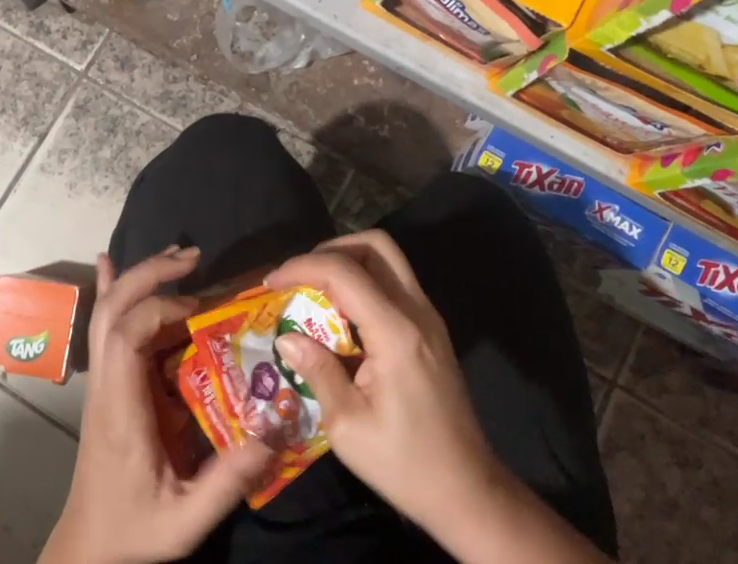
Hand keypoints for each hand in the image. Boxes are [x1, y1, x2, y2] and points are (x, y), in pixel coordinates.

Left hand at [41, 246, 270, 563]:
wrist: (88, 549)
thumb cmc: (134, 531)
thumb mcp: (186, 520)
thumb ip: (228, 480)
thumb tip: (274, 431)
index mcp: (120, 411)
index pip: (124, 338)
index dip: (157, 310)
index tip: (198, 308)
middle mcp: (105, 387)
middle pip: (112, 312)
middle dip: (148, 275)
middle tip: (194, 258)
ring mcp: (102, 384)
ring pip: (107, 314)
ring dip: (139, 279)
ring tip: (181, 258)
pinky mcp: (108, 387)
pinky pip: (106, 330)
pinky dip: (110, 291)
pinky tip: (110, 263)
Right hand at [265, 231, 499, 529]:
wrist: (467, 490)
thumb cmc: (404, 464)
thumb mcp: (347, 426)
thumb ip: (317, 371)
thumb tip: (286, 336)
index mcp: (395, 333)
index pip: (344, 272)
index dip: (302, 267)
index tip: (270, 283)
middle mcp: (417, 313)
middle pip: (374, 246)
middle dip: (330, 250)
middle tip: (297, 277)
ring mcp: (429, 320)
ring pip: (388, 260)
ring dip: (348, 262)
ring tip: (313, 292)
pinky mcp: (431, 332)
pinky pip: (395, 285)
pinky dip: (364, 283)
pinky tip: (338, 316)